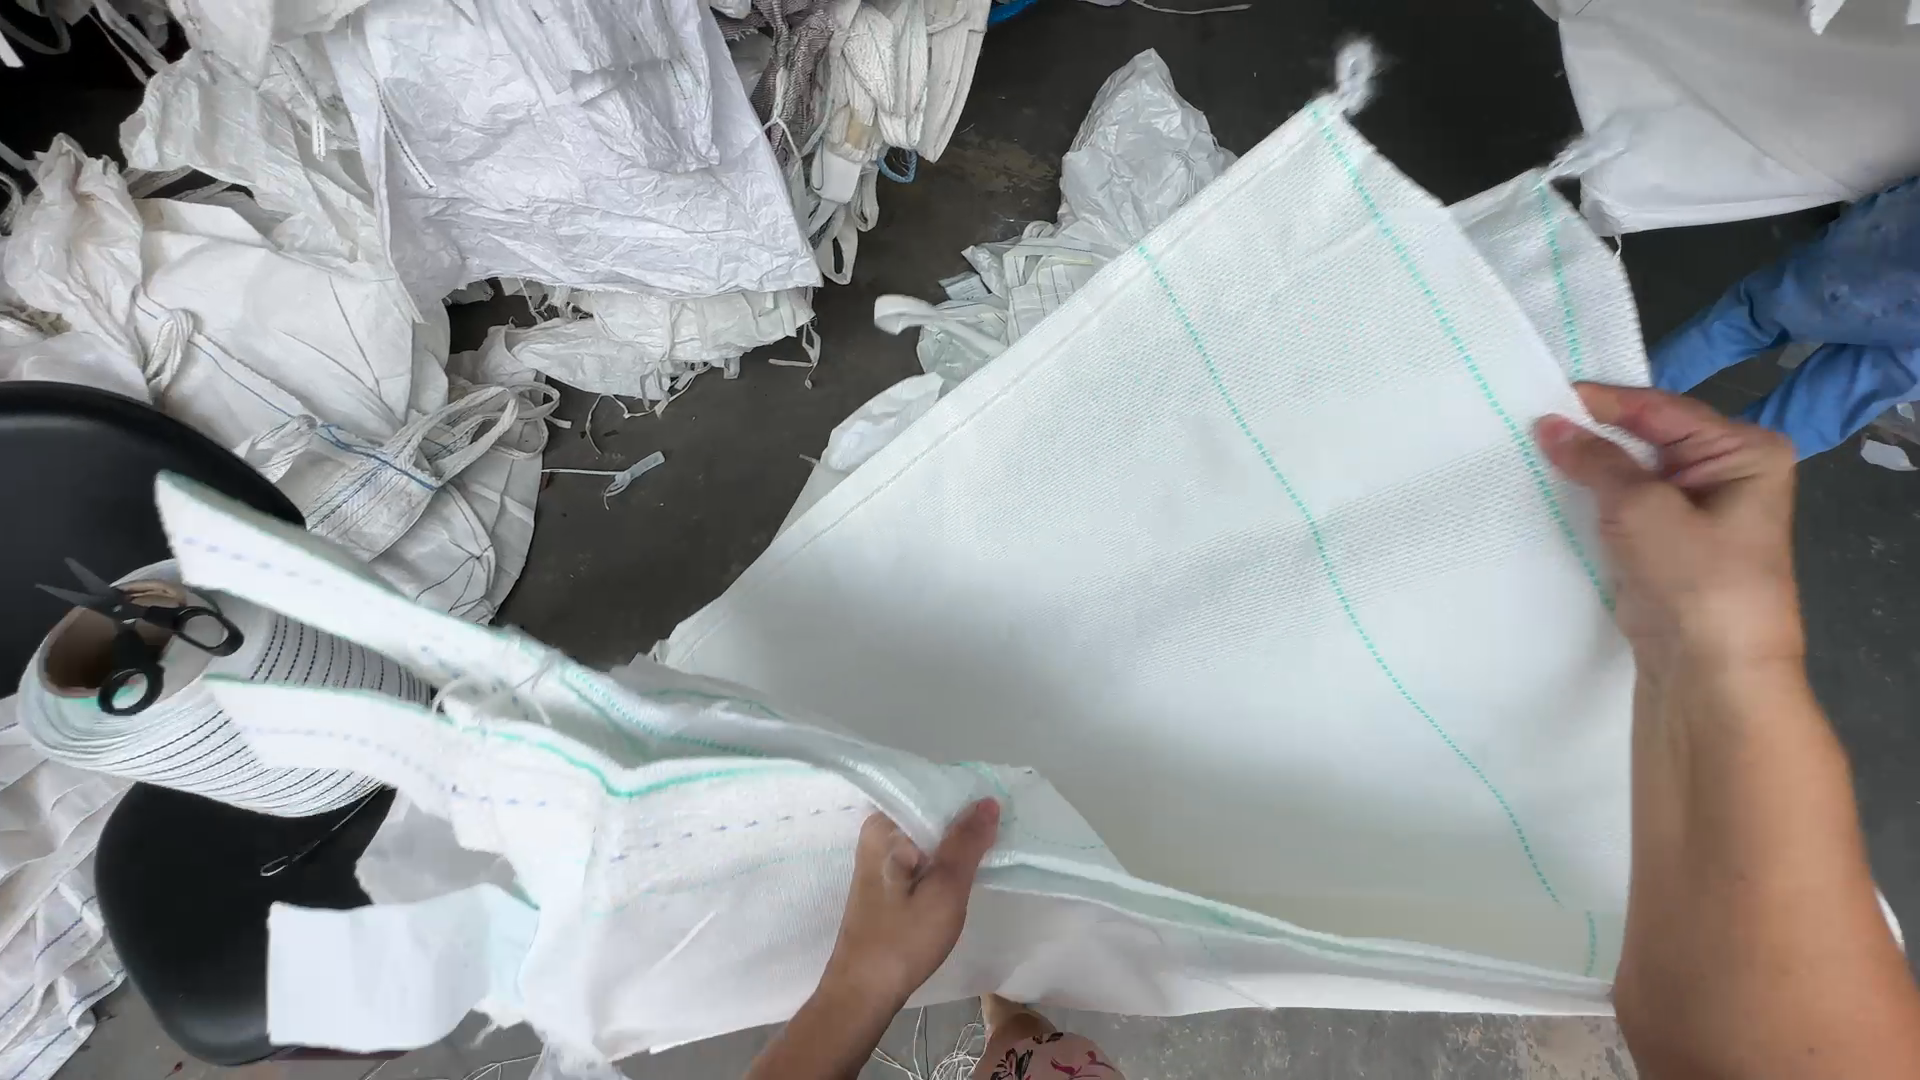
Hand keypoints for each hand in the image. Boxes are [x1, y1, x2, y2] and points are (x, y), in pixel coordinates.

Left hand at [818, 799, 1000, 1014]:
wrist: (864, 994)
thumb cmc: (903, 940)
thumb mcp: (945, 889)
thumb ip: (967, 842)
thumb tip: (988, 800)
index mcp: (884, 826)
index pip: (933, 793)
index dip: (968, 798)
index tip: (999, 809)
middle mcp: (878, 832)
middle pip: (931, 813)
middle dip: (964, 821)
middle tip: (1002, 828)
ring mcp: (881, 855)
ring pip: (929, 835)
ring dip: (958, 841)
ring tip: (991, 845)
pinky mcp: (887, 877)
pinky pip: (923, 853)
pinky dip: (945, 858)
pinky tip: (967, 867)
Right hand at [1534, 383, 1802, 681]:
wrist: (1706, 655)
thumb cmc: (1695, 573)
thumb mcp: (1641, 506)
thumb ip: (1595, 460)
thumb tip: (1547, 423)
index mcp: (1741, 450)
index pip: (1659, 409)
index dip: (1600, 401)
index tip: (1539, 395)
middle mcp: (1720, 468)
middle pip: (1641, 434)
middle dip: (1587, 429)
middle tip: (1524, 418)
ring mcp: (1687, 502)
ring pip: (1622, 466)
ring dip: (1580, 460)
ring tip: (1525, 446)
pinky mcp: (1656, 531)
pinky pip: (1613, 496)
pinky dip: (1581, 488)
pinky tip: (1544, 482)